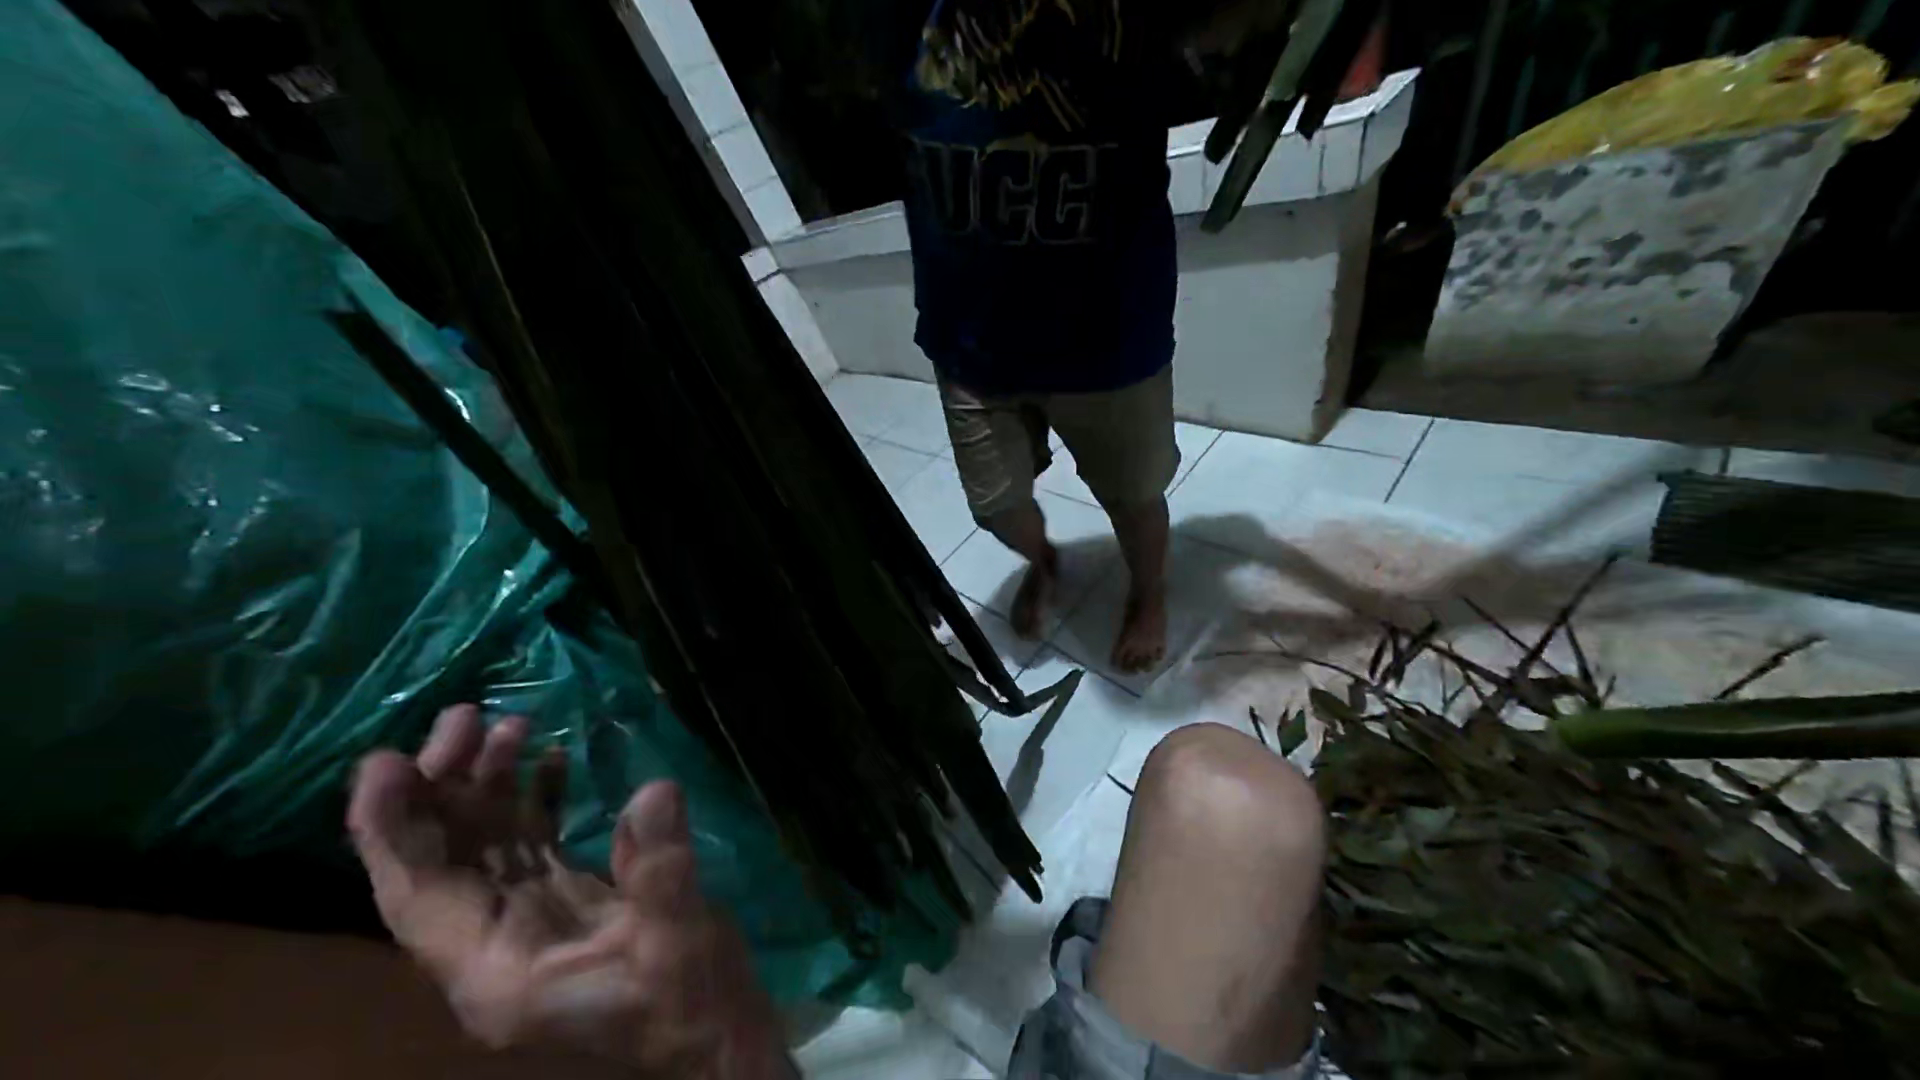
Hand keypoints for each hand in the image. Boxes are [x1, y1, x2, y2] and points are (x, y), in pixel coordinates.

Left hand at [347, 704, 791, 1078]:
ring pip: (484, 847)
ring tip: (511, 724)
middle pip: (444, 861)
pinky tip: (551, 760)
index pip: (417, 897)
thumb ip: (658, 869)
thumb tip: (655, 790)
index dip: (391, 830)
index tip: (386, 762)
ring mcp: (527, 923)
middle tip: (468, 717)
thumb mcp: (676, 936)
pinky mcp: (564, 903)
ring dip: (489, 786)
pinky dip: (534, 800)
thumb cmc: (688, 995)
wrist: (718, 1028)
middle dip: (443, 788)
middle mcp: (492, 947)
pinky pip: (530, 845)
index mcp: (494, 971)